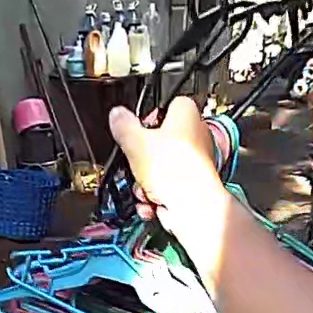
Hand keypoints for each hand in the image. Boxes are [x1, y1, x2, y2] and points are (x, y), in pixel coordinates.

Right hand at [107, 98, 234, 247]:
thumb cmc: (175, 169)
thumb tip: (116, 115)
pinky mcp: (192, 188)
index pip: (167, 106)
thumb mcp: (135, 142)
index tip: (135, 130)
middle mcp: (196, 136)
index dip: (148, 118)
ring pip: (160, 170)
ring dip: (145, 184)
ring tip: (144, 189)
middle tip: (135, 165)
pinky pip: (167, 189)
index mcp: (187, 114)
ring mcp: (195, 165)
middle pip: (159, 144)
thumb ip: (123, 126)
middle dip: (142, 160)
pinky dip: (155, 198)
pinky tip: (151, 203)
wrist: (192, 206)